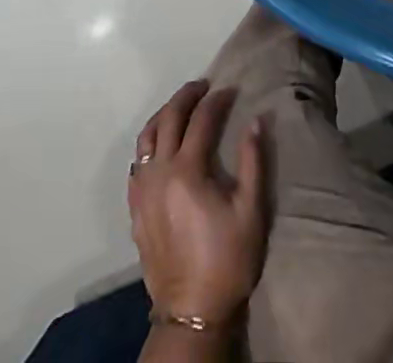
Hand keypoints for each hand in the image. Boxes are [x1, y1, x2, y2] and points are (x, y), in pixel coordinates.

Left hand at [128, 80, 267, 324]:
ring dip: (163, 115)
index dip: (216, 101)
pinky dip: (149, 143)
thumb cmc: (228, 258)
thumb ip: (253, 162)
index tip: (230, 90)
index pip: (201, 121)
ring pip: (146, 137)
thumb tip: (257, 122)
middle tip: (201, 86)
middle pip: (168, 119)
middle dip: (185, 97)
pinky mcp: (135, 205)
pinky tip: (160, 146)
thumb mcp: (250, 211)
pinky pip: (137, 161)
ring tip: (180, 107)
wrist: (193, 306)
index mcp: (187, 169)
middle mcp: (159, 171)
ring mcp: (142, 188)